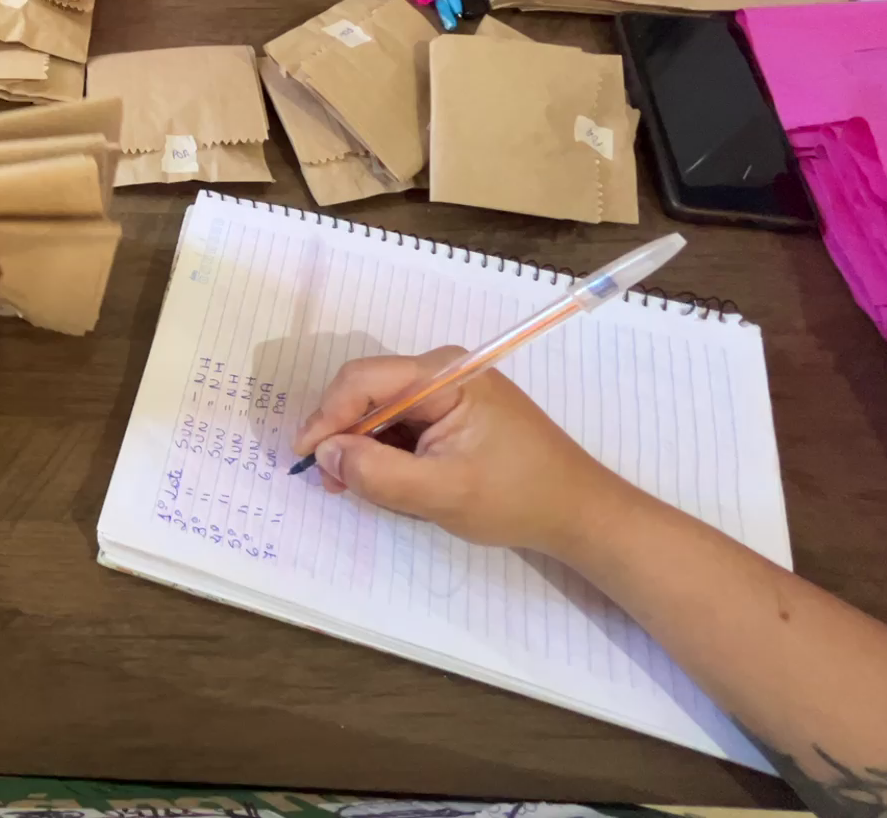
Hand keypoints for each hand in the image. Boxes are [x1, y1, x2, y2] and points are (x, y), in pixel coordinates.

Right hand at [292, 348, 640, 559]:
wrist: (581, 515)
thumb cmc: (516, 499)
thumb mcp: (442, 493)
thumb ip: (378, 473)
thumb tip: (324, 454)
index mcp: (444, 374)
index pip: (363, 380)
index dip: (327, 416)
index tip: (305, 456)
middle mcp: (440, 371)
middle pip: (366, 392)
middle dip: (340, 433)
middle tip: (324, 476)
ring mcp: (444, 391)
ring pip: (377, 409)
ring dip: (357, 445)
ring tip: (345, 483)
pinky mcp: (447, 413)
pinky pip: (396, 423)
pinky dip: (379, 450)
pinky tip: (374, 477)